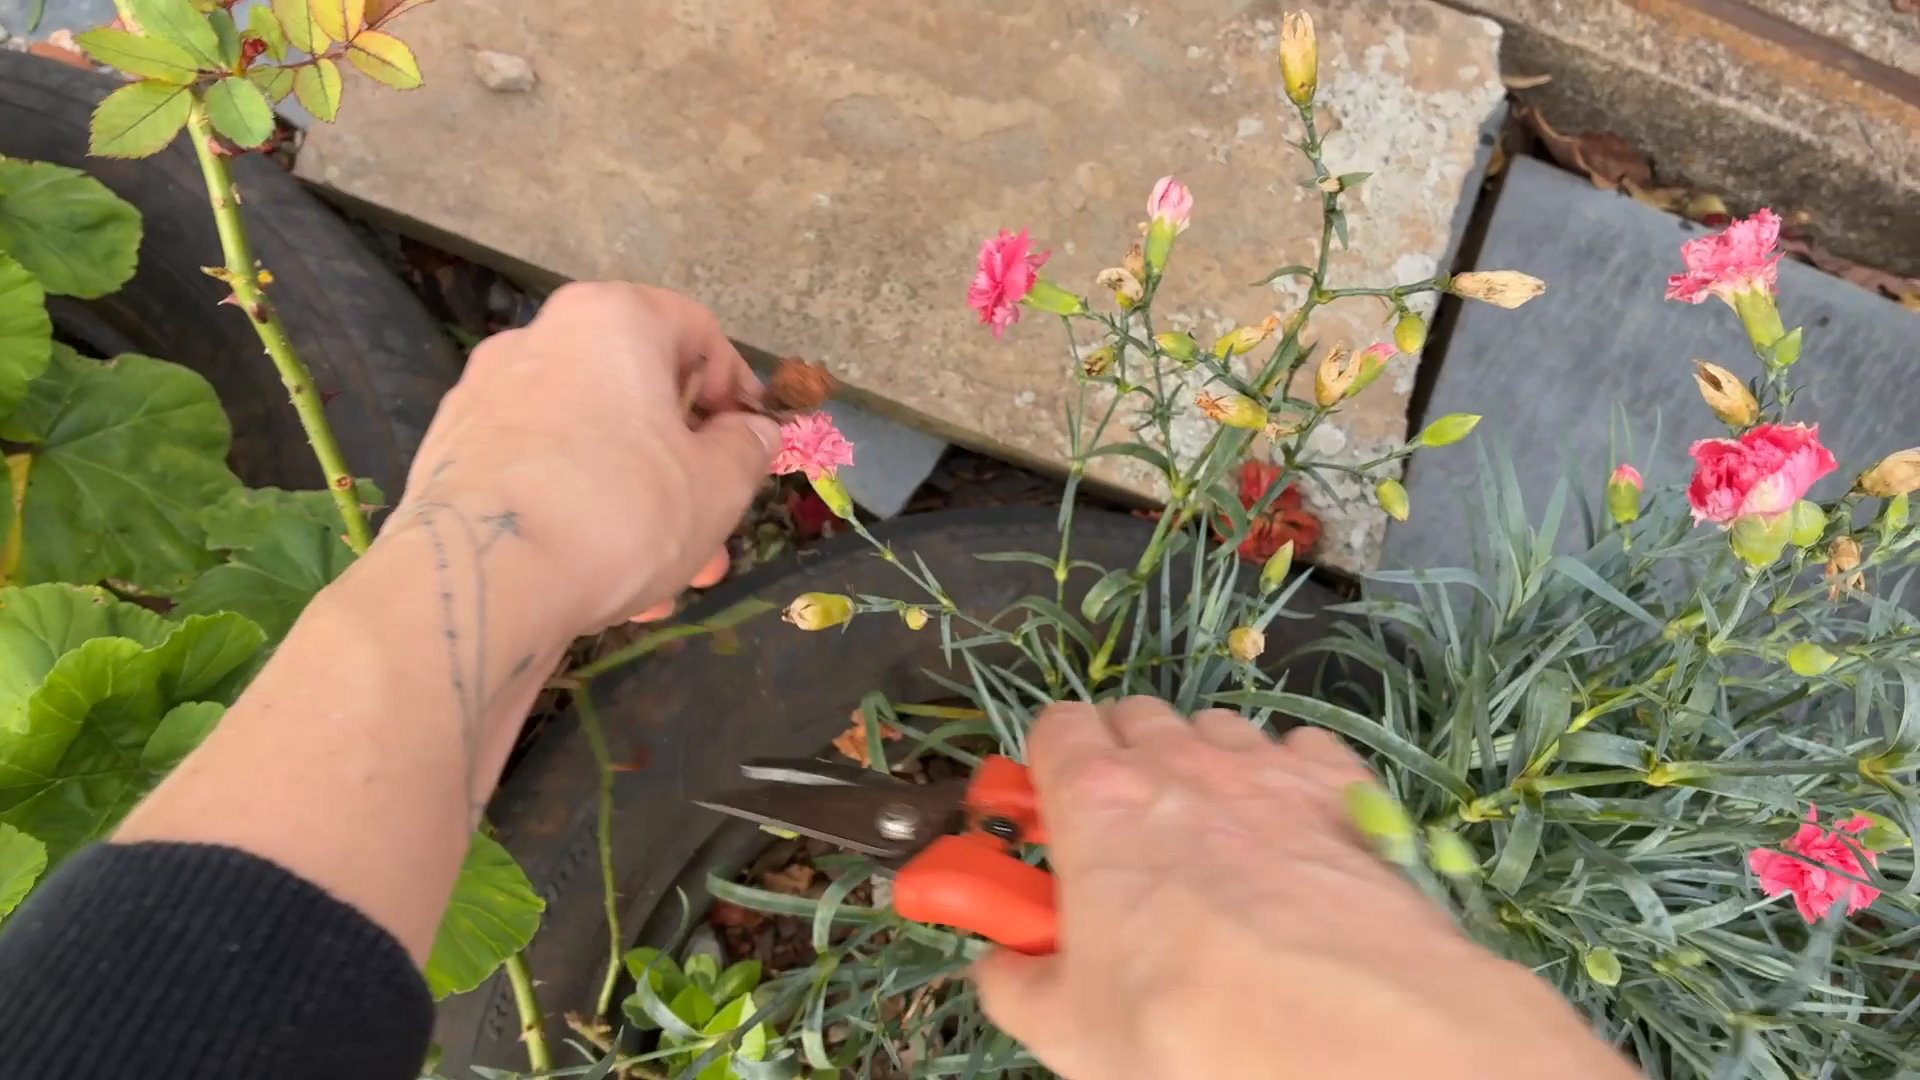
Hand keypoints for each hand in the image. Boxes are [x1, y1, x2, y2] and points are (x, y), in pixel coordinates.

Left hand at [382, 283, 778, 635]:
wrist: (483, 582)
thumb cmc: (625, 510)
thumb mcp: (720, 483)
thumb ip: (748, 446)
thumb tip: (751, 430)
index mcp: (612, 323)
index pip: (698, 331)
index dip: (738, 389)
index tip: (751, 442)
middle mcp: (543, 340)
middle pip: (645, 397)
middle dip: (692, 467)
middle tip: (717, 523)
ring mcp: (489, 397)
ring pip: (600, 445)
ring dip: (646, 503)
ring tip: (672, 576)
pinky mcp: (456, 455)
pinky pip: (550, 473)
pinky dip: (589, 513)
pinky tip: (610, 579)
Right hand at [975, 698, 1637, 1079]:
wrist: (1358, 1048)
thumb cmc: (1184, 1029)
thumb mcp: (1068, 1028)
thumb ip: (1014, 982)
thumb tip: (998, 968)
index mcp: (1096, 795)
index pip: (1055, 726)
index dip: (1048, 764)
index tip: (1052, 814)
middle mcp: (1175, 759)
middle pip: (1131, 715)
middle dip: (1119, 757)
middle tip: (1126, 832)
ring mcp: (1260, 764)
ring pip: (1210, 726)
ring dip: (1198, 763)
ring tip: (1211, 836)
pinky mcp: (1338, 786)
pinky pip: (1298, 748)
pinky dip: (1286, 774)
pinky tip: (1292, 830)